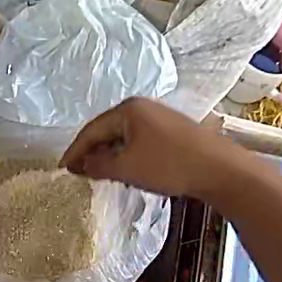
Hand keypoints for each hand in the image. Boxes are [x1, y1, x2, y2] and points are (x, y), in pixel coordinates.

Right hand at [61, 98, 253, 199]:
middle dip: (91, 152)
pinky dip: (127, 155)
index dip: (74, 151)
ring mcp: (159, 117)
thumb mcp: (127, 168)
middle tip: (77, 172)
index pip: (91, 130)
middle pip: (107, 130)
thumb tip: (82, 165)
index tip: (62, 169)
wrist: (219, 169)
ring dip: (109, 155)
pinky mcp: (172, 131)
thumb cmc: (169, 165)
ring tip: (98, 174)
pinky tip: (125, 170)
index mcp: (127, 110)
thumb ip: (99, 165)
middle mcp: (142, 107)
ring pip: (124, 136)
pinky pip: (139, 140)